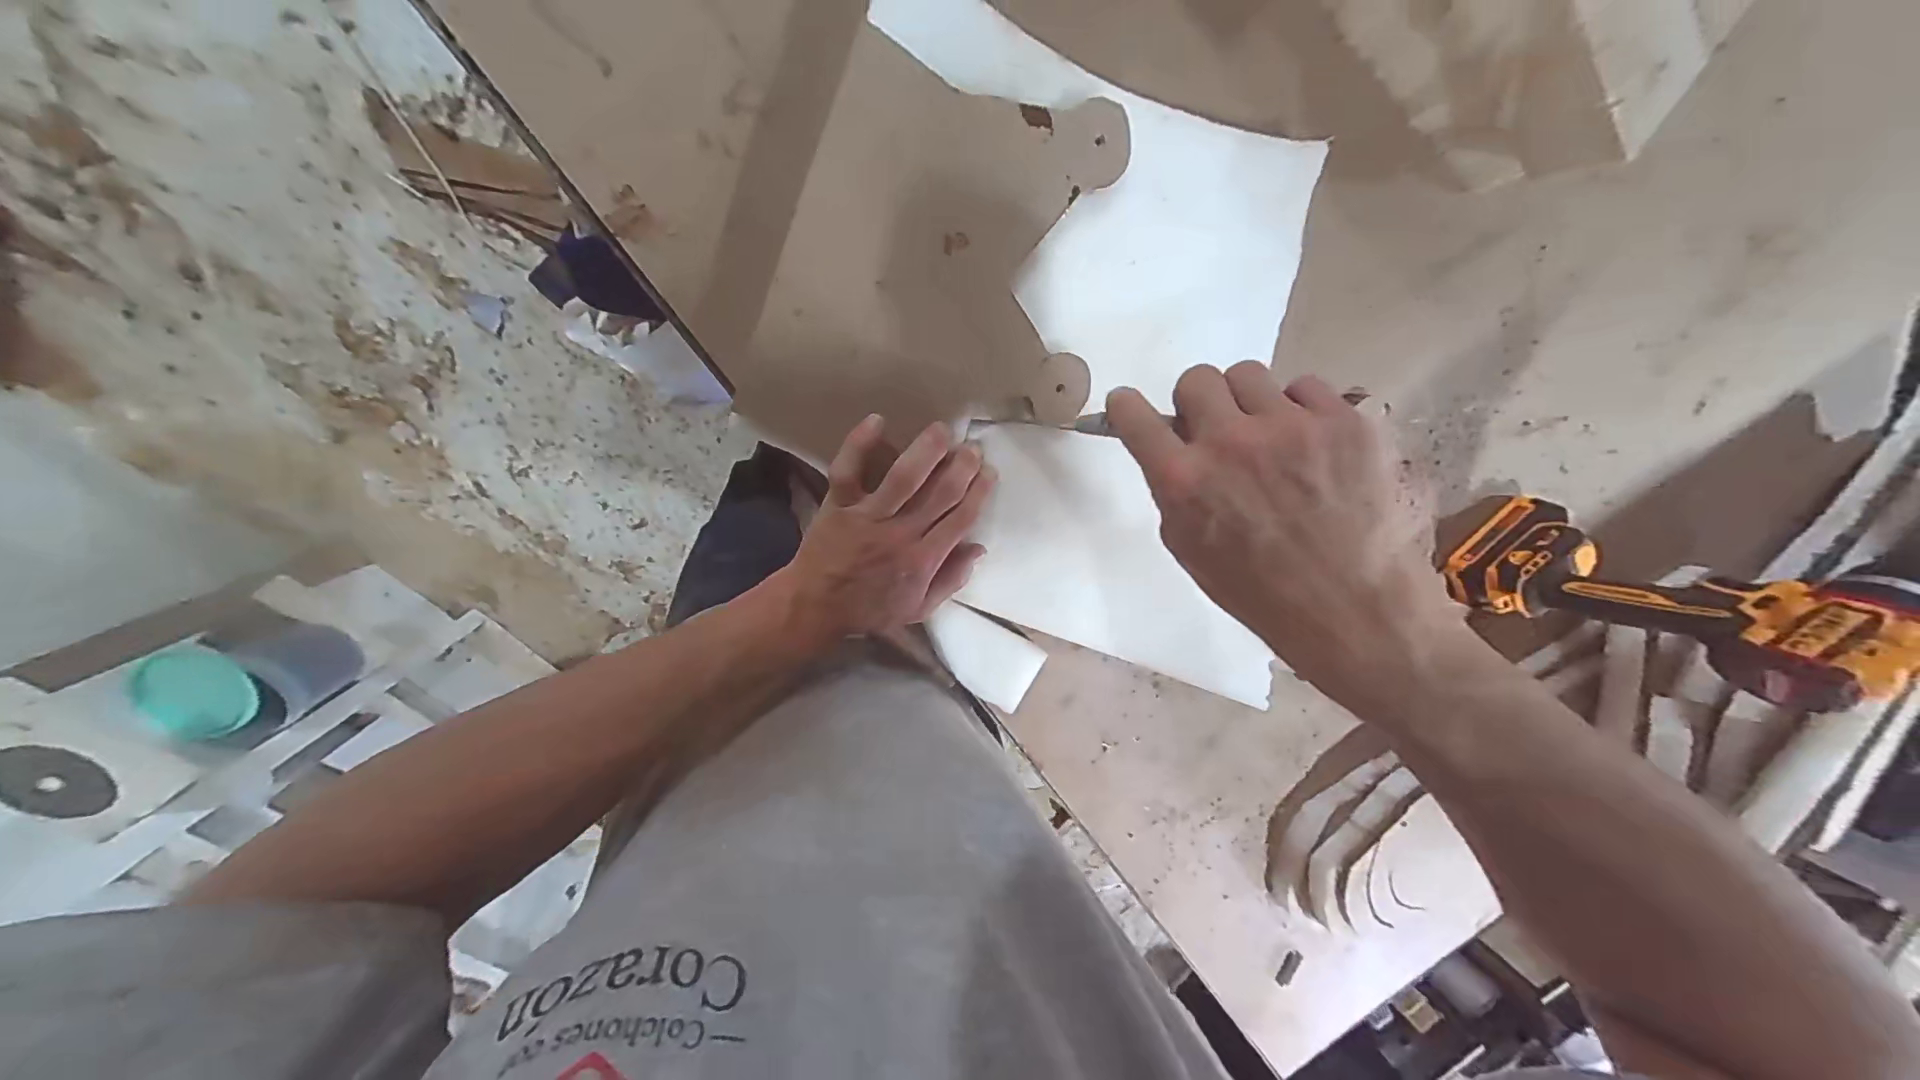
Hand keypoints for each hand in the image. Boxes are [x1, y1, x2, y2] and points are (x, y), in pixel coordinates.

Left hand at [774, 416, 995, 642]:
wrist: (815, 607)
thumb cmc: (870, 609)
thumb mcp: (918, 608)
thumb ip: (951, 579)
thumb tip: (979, 547)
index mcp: (924, 560)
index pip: (961, 518)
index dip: (979, 492)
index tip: (988, 473)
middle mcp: (900, 534)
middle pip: (941, 493)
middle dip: (963, 466)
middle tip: (972, 449)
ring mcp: (868, 517)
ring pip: (904, 477)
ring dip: (927, 450)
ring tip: (942, 431)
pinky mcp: (838, 505)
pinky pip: (848, 470)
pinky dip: (860, 444)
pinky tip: (878, 420)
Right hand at [1106, 362, 1457, 694]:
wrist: (1352, 607)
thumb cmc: (1259, 590)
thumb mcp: (1189, 548)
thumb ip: (1174, 491)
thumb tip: (1173, 450)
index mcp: (1184, 480)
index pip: (1133, 416)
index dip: (1126, 406)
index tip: (1129, 406)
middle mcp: (1230, 442)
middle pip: (1196, 379)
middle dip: (1198, 402)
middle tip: (1215, 429)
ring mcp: (1292, 426)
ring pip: (1250, 375)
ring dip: (1248, 403)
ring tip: (1269, 437)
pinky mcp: (1345, 420)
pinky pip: (1307, 387)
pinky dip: (1300, 410)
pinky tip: (1311, 445)